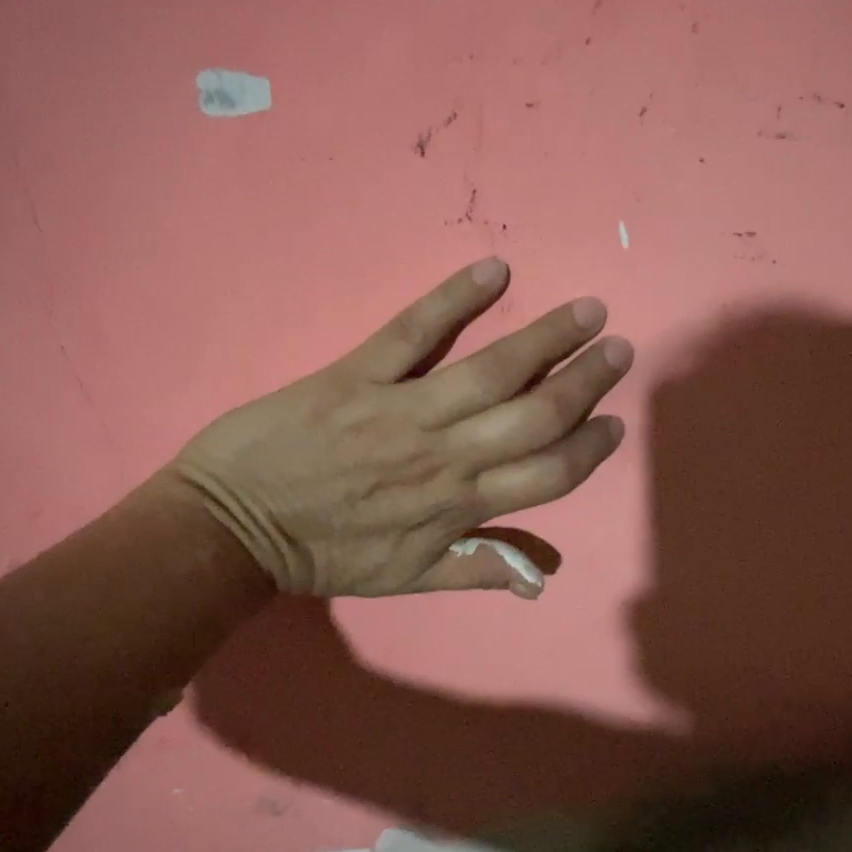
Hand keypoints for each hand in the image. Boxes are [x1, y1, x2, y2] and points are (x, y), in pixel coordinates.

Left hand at [166, 258, 629, 597]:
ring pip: (490, 371)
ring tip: (587, 310)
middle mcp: (445, 455)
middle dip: (585, 382)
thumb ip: (478, 568)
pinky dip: (454, 300)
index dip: (589, 449)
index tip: (616, 424)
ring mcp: (402, 410)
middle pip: (533, 415)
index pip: (546, 474)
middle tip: (619, 349)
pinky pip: (413, 332)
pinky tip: (495, 272)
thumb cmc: (324, 555)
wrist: (233, 527)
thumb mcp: (407, 579)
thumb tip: (544, 576)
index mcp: (460, 506)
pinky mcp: (356, 374)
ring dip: (545, 339)